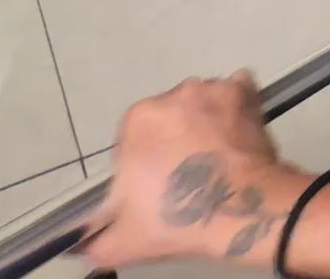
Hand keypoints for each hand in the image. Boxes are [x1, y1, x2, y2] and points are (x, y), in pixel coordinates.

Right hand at [81, 71, 304, 268]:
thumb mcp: (117, 241)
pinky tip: (235, 127)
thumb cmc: (175, 217)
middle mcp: (178, 93)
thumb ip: (92, 237)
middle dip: (173, 136)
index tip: (154, 180)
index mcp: (139, 119)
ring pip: (202, 101)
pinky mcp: (247, 90)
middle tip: (185, 169)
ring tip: (214, 153)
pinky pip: (237, 89)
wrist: (240, 207)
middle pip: (170, 115)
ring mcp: (216, 88)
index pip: (133, 135)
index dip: (141, 159)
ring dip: (204, 119)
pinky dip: (235, 103)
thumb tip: (81, 240)